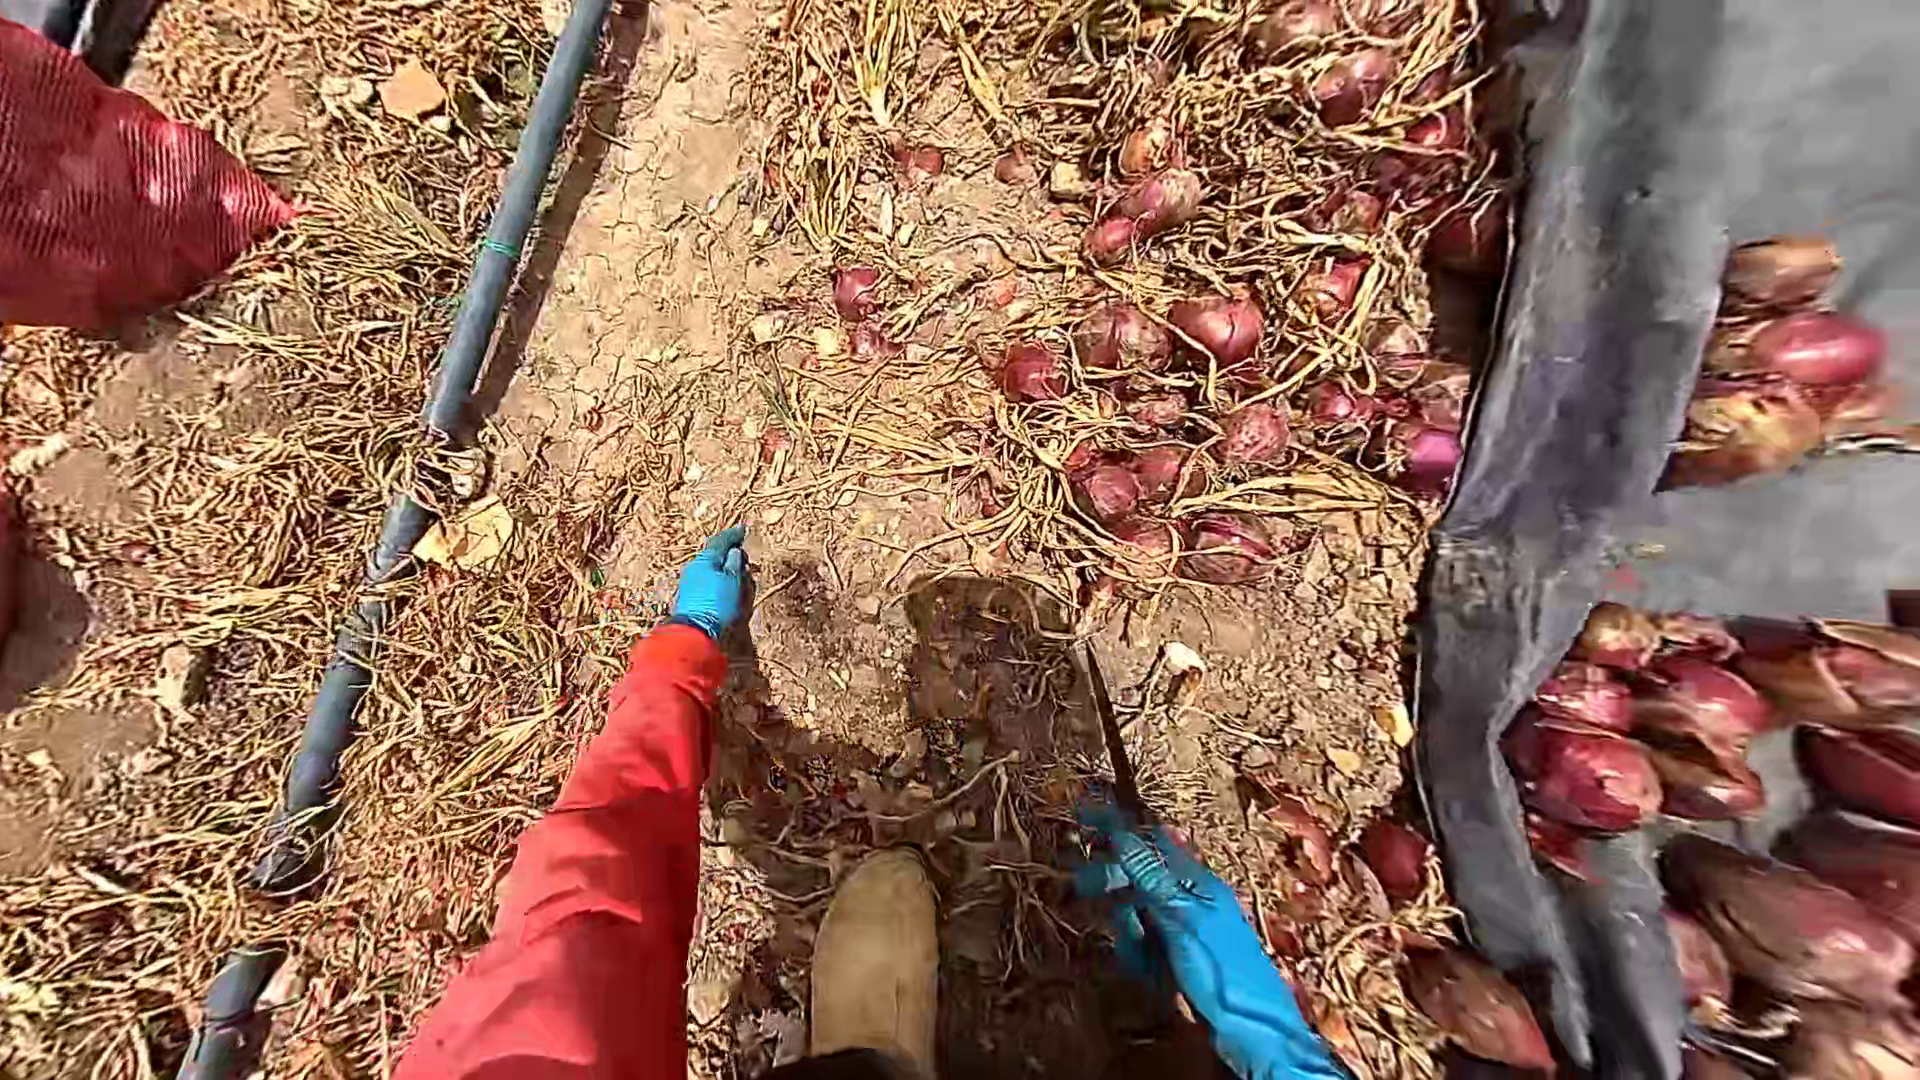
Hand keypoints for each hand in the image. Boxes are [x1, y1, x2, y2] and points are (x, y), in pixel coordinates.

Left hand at [670, 525, 748, 639]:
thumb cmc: (717, 603)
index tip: (743, 528)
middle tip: (742, 549)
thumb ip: (735, 564)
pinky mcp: (691, 597)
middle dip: (728, 551)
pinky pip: (708, 579)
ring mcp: (690, 583)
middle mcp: (695, 568)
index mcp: (705, 560)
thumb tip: (735, 552)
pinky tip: (726, 583)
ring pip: (711, 567)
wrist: (695, 633)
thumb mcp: (733, 581)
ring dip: (724, 566)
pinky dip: (719, 577)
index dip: (733, 535)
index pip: (720, 542)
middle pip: (714, 554)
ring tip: (737, 568)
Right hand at [1080, 803, 1346, 1079]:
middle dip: (1110, 881)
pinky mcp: (1177, 958)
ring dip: (1129, 929)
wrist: (1260, 1040)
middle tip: (1080, 886)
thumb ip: (1150, 875)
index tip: (1082, 815)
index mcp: (1194, 880)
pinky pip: (1144, 944)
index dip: (1116, 826)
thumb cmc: (1224, 971)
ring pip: (1136, 912)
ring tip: (1139, 953)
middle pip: (1137, 875)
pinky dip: (1140, 955)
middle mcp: (1186, 898)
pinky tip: (1149, 972)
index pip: (1148, 838)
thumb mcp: (1183, 919)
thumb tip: (1123, 831)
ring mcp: (1181, 929)